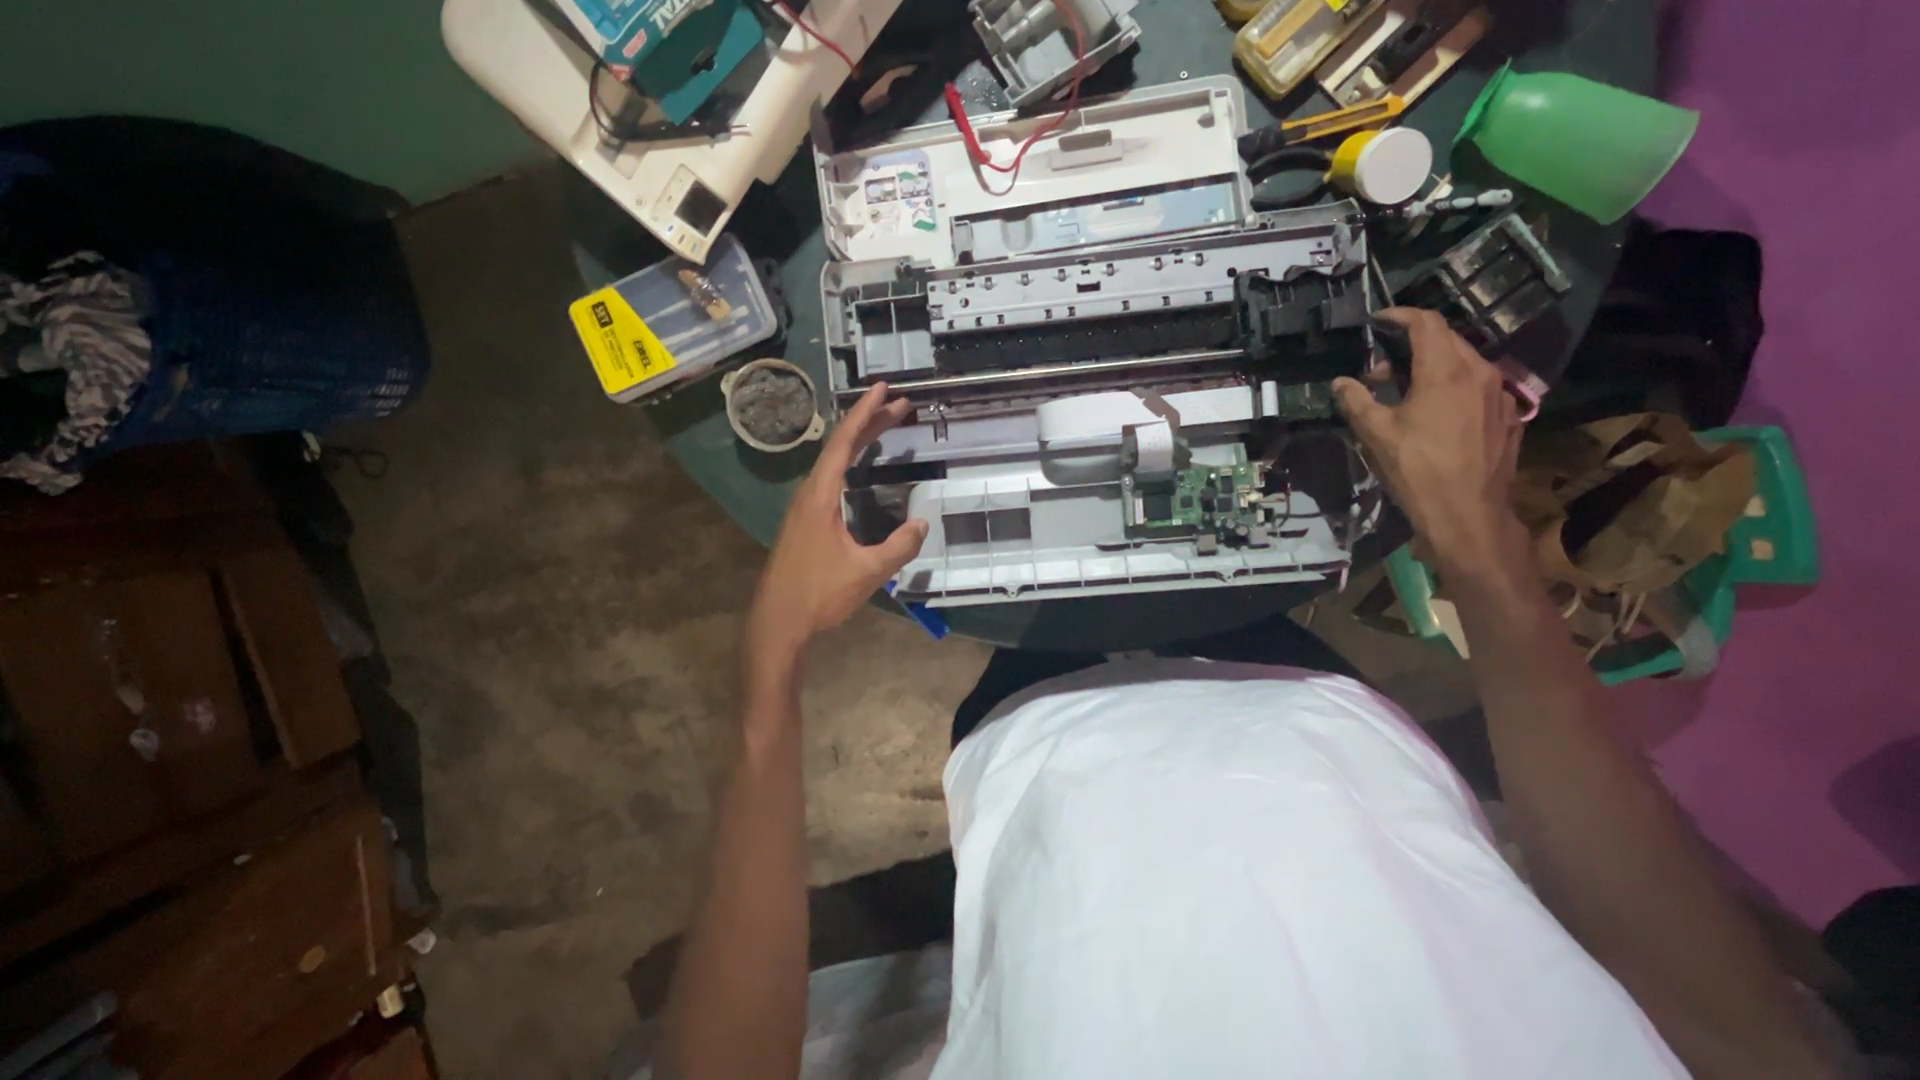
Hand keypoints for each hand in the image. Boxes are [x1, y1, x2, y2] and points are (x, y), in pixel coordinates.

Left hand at [745, 383, 928, 673]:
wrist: (777, 621)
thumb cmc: (818, 594)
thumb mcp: (867, 572)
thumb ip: (898, 547)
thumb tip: (923, 524)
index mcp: (820, 497)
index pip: (844, 444)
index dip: (864, 413)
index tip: (883, 389)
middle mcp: (809, 494)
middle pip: (840, 447)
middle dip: (869, 423)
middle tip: (899, 404)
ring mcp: (804, 508)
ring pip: (834, 462)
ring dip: (859, 442)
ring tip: (886, 426)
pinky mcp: (805, 522)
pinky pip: (830, 478)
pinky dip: (850, 463)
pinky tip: (860, 471)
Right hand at [1332, 308, 1525, 581]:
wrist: (1469, 516)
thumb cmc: (1419, 471)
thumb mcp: (1377, 435)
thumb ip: (1357, 401)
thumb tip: (1341, 383)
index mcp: (1447, 370)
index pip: (1426, 323)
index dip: (1400, 316)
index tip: (1378, 322)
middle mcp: (1479, 372)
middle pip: (1446, 340)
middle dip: (1411, 346)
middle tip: (1380, 371)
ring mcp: (1499, 395)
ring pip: (1464, 364)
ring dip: (1432, 368)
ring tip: (1404, 394)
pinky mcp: (1507, 417)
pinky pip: (1477, 387)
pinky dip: (1452, 387)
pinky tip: (1434, 414)